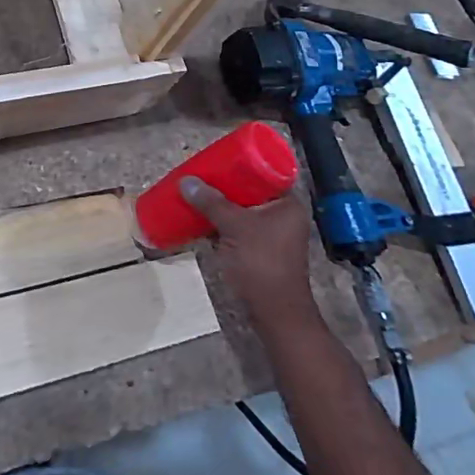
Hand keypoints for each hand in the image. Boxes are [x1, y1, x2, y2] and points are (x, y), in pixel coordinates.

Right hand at [179, 177, 316, 323]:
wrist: (275, 314)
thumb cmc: (261, 263)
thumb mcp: (235, 228)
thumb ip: (212, 203)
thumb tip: (186, 181)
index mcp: (287, 203)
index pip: (265, 173)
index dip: (241, 165)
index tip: (218, 159)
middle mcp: (284, 216)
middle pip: (251, 193)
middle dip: (226, 188)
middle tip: (202, 176)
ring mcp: (274, 236)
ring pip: (244, 213)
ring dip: (222, 208)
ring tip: (197, 195)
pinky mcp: (262, 253)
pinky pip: (240, 231)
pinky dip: (224, 227)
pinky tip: (202, 222)